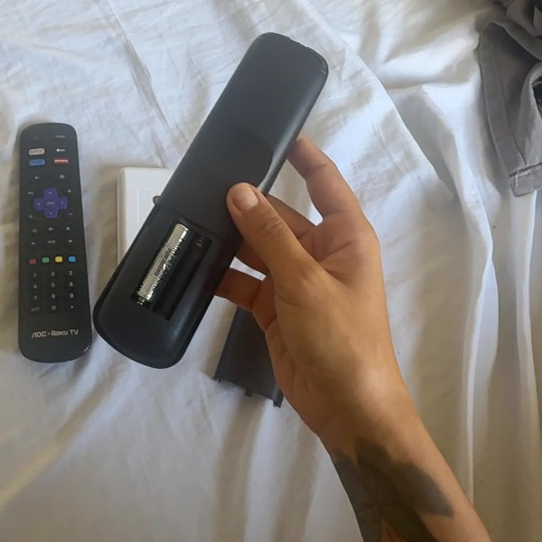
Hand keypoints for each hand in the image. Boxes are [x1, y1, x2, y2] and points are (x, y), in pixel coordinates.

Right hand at [214, 137, 414, 446]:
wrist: (347, 408)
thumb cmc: (344, 340)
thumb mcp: (305, 281)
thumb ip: (269, 235)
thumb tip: (240, 192)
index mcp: (344, 238)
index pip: (325, 183)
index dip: (305, 156)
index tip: (280, 133)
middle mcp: (321, 254)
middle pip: (280, 216)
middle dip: (248, 205)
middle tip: (207, 187)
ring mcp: (297, 281)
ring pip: (258, 248)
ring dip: (232, 240)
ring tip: (194, 223)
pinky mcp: (276, 307)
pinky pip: (246, 280)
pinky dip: (225, 275)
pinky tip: (199, 266)